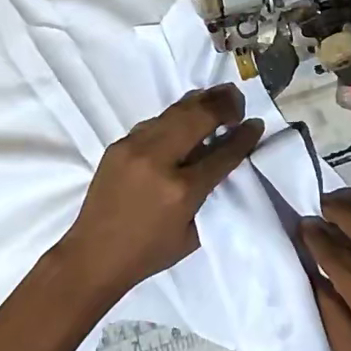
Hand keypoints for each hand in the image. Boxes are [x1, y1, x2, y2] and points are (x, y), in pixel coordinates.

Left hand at [60, 84, 263, 295]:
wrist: (94, 255)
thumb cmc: (149, 252)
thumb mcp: (193, 232)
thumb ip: (209, 194)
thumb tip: (221, 158)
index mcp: (182, 190)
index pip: (222, 153)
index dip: (244, 136)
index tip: (256, 124)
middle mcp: (158, 161)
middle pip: (198, 117)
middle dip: (223, 104)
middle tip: (237, 100)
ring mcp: (134, 148)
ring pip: (174, 112)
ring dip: (200, 102)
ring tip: (218, 96)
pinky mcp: (119, 145)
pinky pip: (154, 122)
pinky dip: (175, 116)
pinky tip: (186, 115)